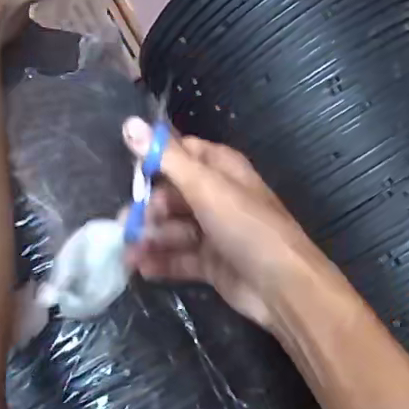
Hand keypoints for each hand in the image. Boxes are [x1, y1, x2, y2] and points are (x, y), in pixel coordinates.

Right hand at [122, 118, 341, 332]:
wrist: (281, 285)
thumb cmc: (246, 227)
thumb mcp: (206, 187)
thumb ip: (166, 159)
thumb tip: (130, 124)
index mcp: (222, 170)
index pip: (181, 153)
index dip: (155, 160)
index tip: (130, 173)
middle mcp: (218, 198)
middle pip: (172, 195)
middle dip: (148, 209)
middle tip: (127, 223)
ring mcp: (215, 233)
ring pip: (174, 230)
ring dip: (150, 239)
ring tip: (128, 251)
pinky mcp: (212, 264)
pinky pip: (180, 258)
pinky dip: (161, 262)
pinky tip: (141, 268)